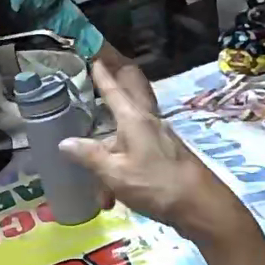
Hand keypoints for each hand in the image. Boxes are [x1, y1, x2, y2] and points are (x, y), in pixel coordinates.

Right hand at [60, 59, 249, 245]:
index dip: (102, 76)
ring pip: (128, 136)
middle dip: (119, 85)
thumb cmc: (155, 184)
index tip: (95, 58)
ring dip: (110, 156)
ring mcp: (159, 138)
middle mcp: (148, 122)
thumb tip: (65, 142)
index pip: (114, 91)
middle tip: (110, 72)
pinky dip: (121, 171)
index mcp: (134, 120)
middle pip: (131, 96)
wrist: (200, 205)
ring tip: (102, 194)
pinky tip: (114, 198)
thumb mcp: (114, 173)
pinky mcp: (166, 155)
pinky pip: (136, 154)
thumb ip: (89, 156)